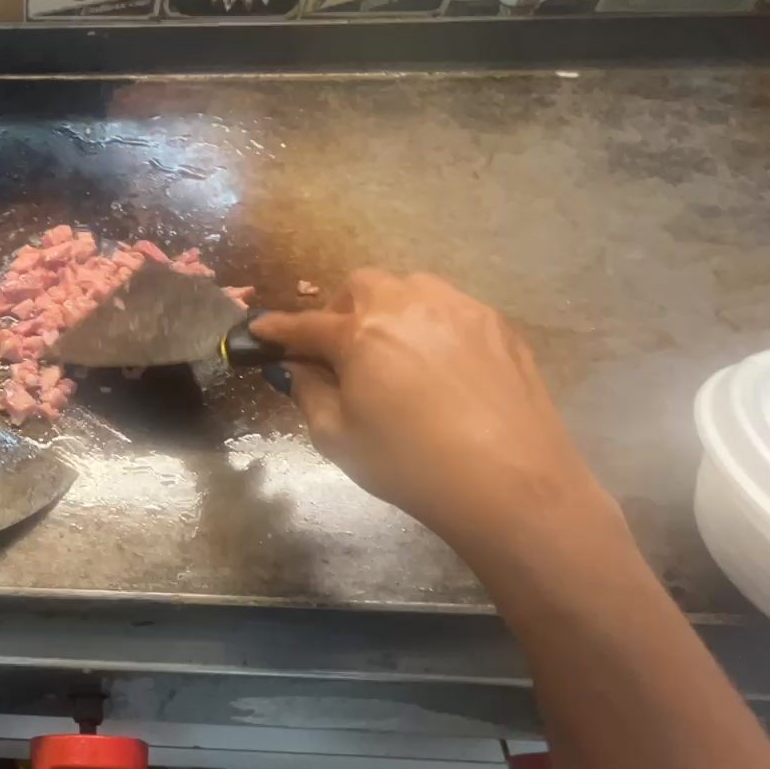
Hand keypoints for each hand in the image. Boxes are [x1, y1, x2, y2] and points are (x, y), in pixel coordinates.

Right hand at [251, 269, 615, 554]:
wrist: (509, 483)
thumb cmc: (408, 464)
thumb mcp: (337, 437)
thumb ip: (310, 393)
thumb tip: (301, 369)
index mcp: (360, 335)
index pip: (306, 325)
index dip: (278, 329)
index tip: (260, 330)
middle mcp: (408, 307)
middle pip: (360, 286)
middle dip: (339, 310)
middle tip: (337, 349)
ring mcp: (460, 310)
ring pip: (410, 287)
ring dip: (386, 308)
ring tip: (389, 349)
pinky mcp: (498, 326)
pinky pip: (450, 308)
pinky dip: (427, 323)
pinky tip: (434, 365)